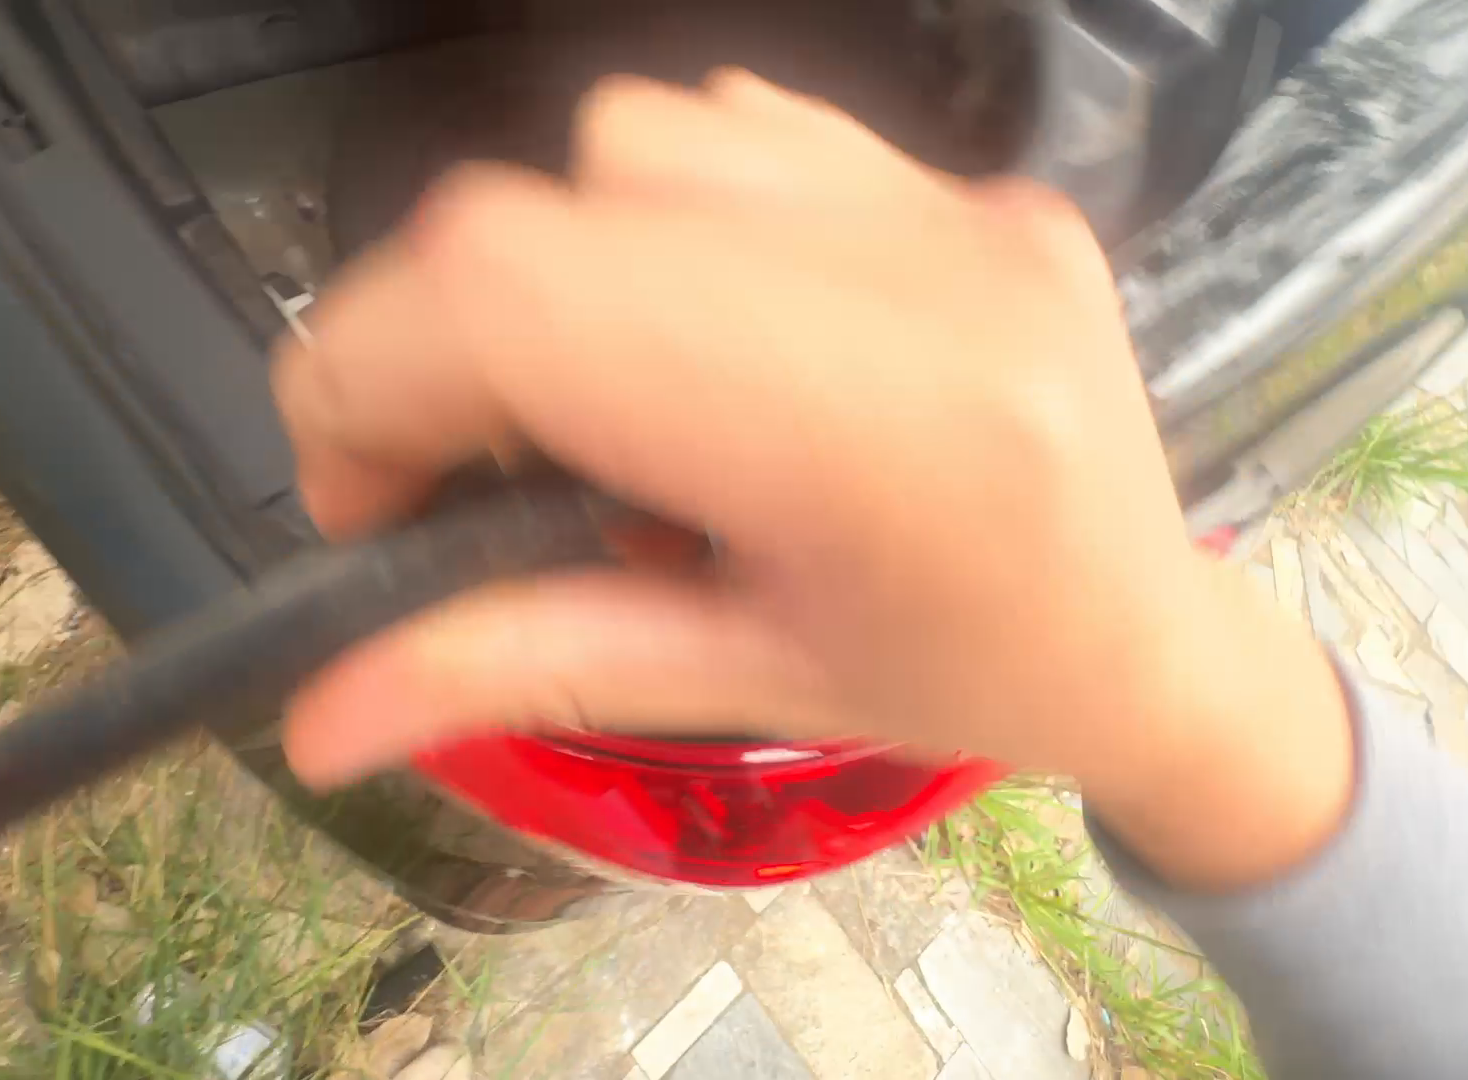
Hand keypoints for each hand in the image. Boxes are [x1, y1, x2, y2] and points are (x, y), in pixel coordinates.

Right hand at [274, 70, 1353, 888]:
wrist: (1142, 637)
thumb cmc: (969, 687)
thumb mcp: (754, 688)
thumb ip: (533, 669)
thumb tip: (325, 714)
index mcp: (872, 433)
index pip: (518, 300)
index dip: (369, 380)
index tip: (365, 493)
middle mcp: (921, 279)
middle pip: (555, 207)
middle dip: (454, 341)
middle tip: (492, 464)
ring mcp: (960, 211)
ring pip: (643, 143)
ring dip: (569, 273)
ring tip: (627, 404)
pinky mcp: (980, 193)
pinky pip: (756, 134)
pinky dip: (674, 220)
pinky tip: (720, 329)